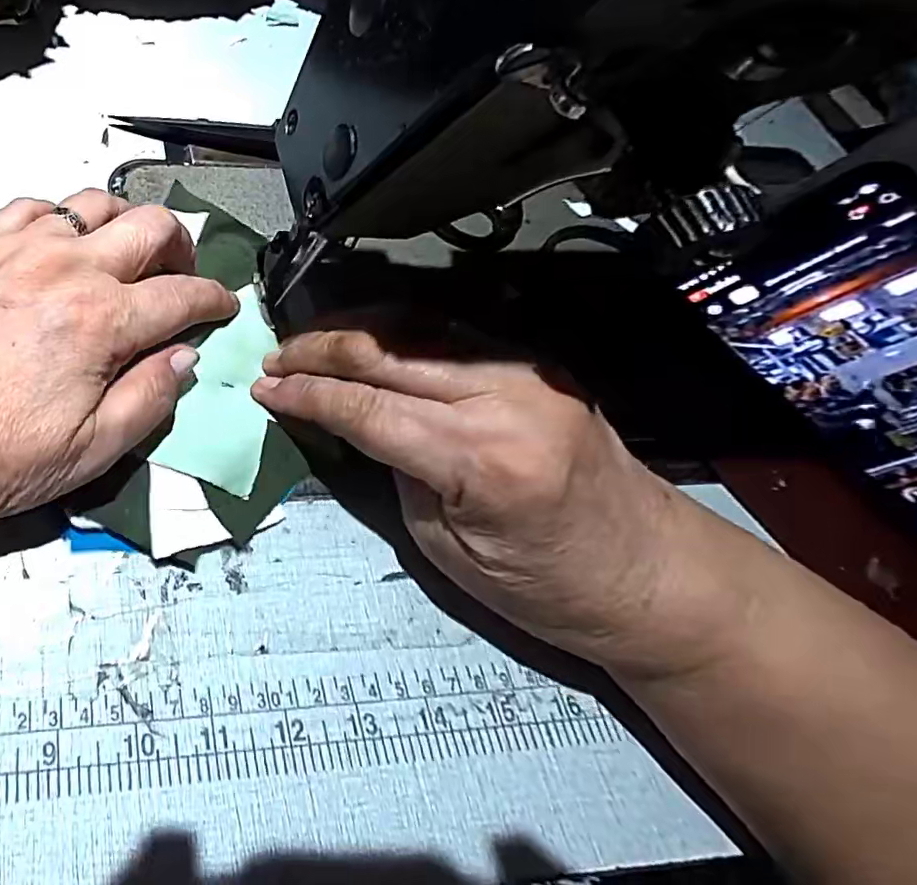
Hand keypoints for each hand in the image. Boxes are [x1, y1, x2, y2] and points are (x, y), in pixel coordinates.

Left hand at [0, 191, 237, 528]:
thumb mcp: (88, 452)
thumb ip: (149, 399)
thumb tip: (184, 358)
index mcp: (104, 321)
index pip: (183, 295)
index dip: (215, 299)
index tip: (223, 306)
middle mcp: (70, 269)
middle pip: (153, 227)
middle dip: (182, 247)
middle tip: (182, 276)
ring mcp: (23, 249)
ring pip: (99, 202)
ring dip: (128, 223)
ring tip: (128, 255)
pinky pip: (37, 205)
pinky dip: (65, 217)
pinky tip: (63, 244)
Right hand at [251, 320, 764, 678]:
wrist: (651, 574)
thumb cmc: (547, 589)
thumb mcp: (446, 549)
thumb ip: (397, 472)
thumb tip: (357, 423)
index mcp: (480, 457)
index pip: (368, 407)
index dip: (307, 395)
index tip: (265, 388)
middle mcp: (505, 396)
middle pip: (388, 351)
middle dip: (320, 349)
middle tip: (276, 357)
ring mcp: (527, 371)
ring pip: (418, 327)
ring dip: (356, 330)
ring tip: (309, 342)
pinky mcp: (537, 365)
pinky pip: (451, 337)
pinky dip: (399, 335)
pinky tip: (368, 341)